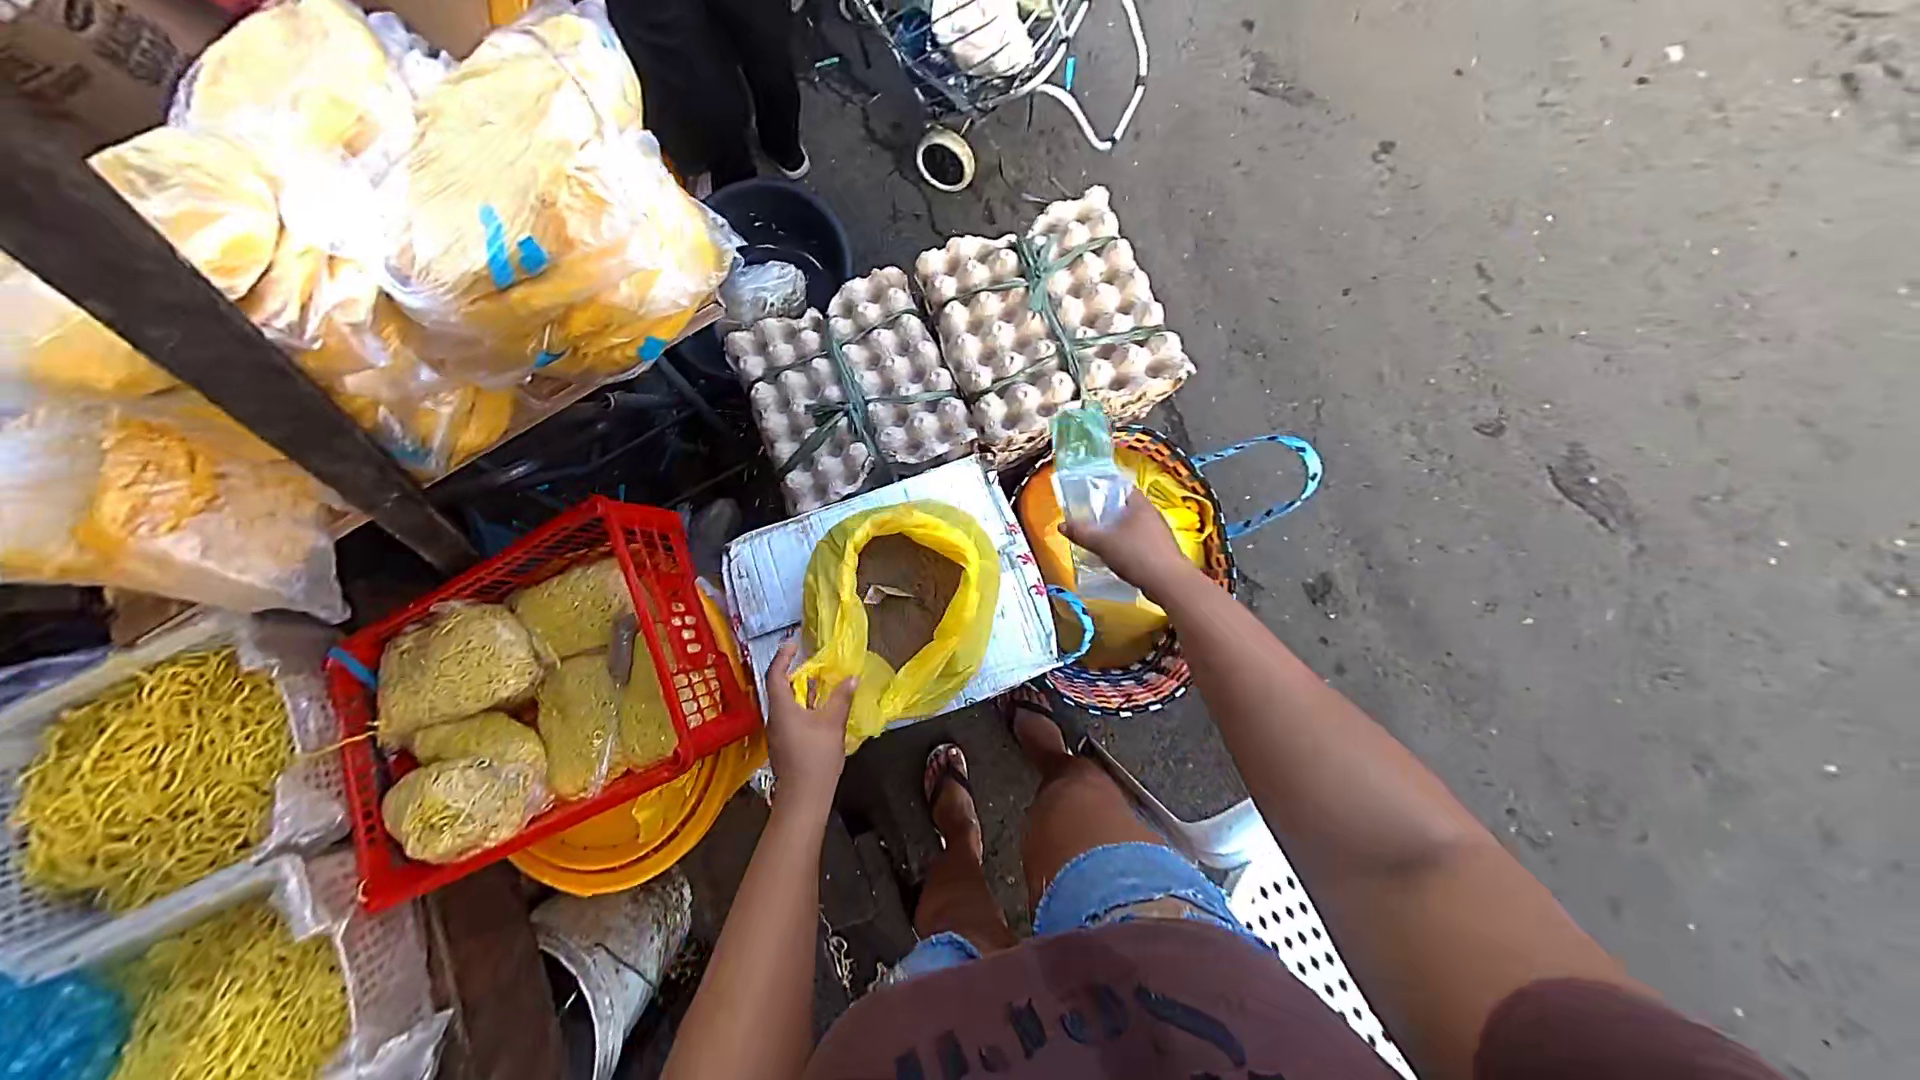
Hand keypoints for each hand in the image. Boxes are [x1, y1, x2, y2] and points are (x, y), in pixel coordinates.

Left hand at [765, 641, 855, 814]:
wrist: (804, 798)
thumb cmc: (816, 757)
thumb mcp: (833, 723)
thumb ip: (841, 698)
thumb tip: (852, 678)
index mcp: (781, 709)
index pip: (776, 675)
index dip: (783, 657)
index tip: (793, 644)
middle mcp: (775, 719)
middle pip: (780, 689)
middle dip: (794, 673)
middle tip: (810, 662)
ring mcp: (778, 734)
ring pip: (787, 705)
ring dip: (801, 691)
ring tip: (819, 682)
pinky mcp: (785, 745)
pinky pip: (791, 717)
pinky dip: (804, 707)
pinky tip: (820, 709)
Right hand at [1060, 488, 1199, 600]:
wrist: (1169, 582)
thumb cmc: (1135, 554)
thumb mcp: (1102, 543)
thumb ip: (1081, 532)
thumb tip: (1061, 525)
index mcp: (1140, 504)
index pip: (1123, 488)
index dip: (1106, 490)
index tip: (1091, 498)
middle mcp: (1153, 514)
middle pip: (1128, 508)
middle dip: (1110, 514)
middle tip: (1092, 520)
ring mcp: (1160, 533)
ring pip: (1135, 526)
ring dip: (1120, 531)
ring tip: (1102, 539)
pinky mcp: (1162, 551)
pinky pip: (1141, 542)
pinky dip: (1128, 546)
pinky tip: (1118, 556)